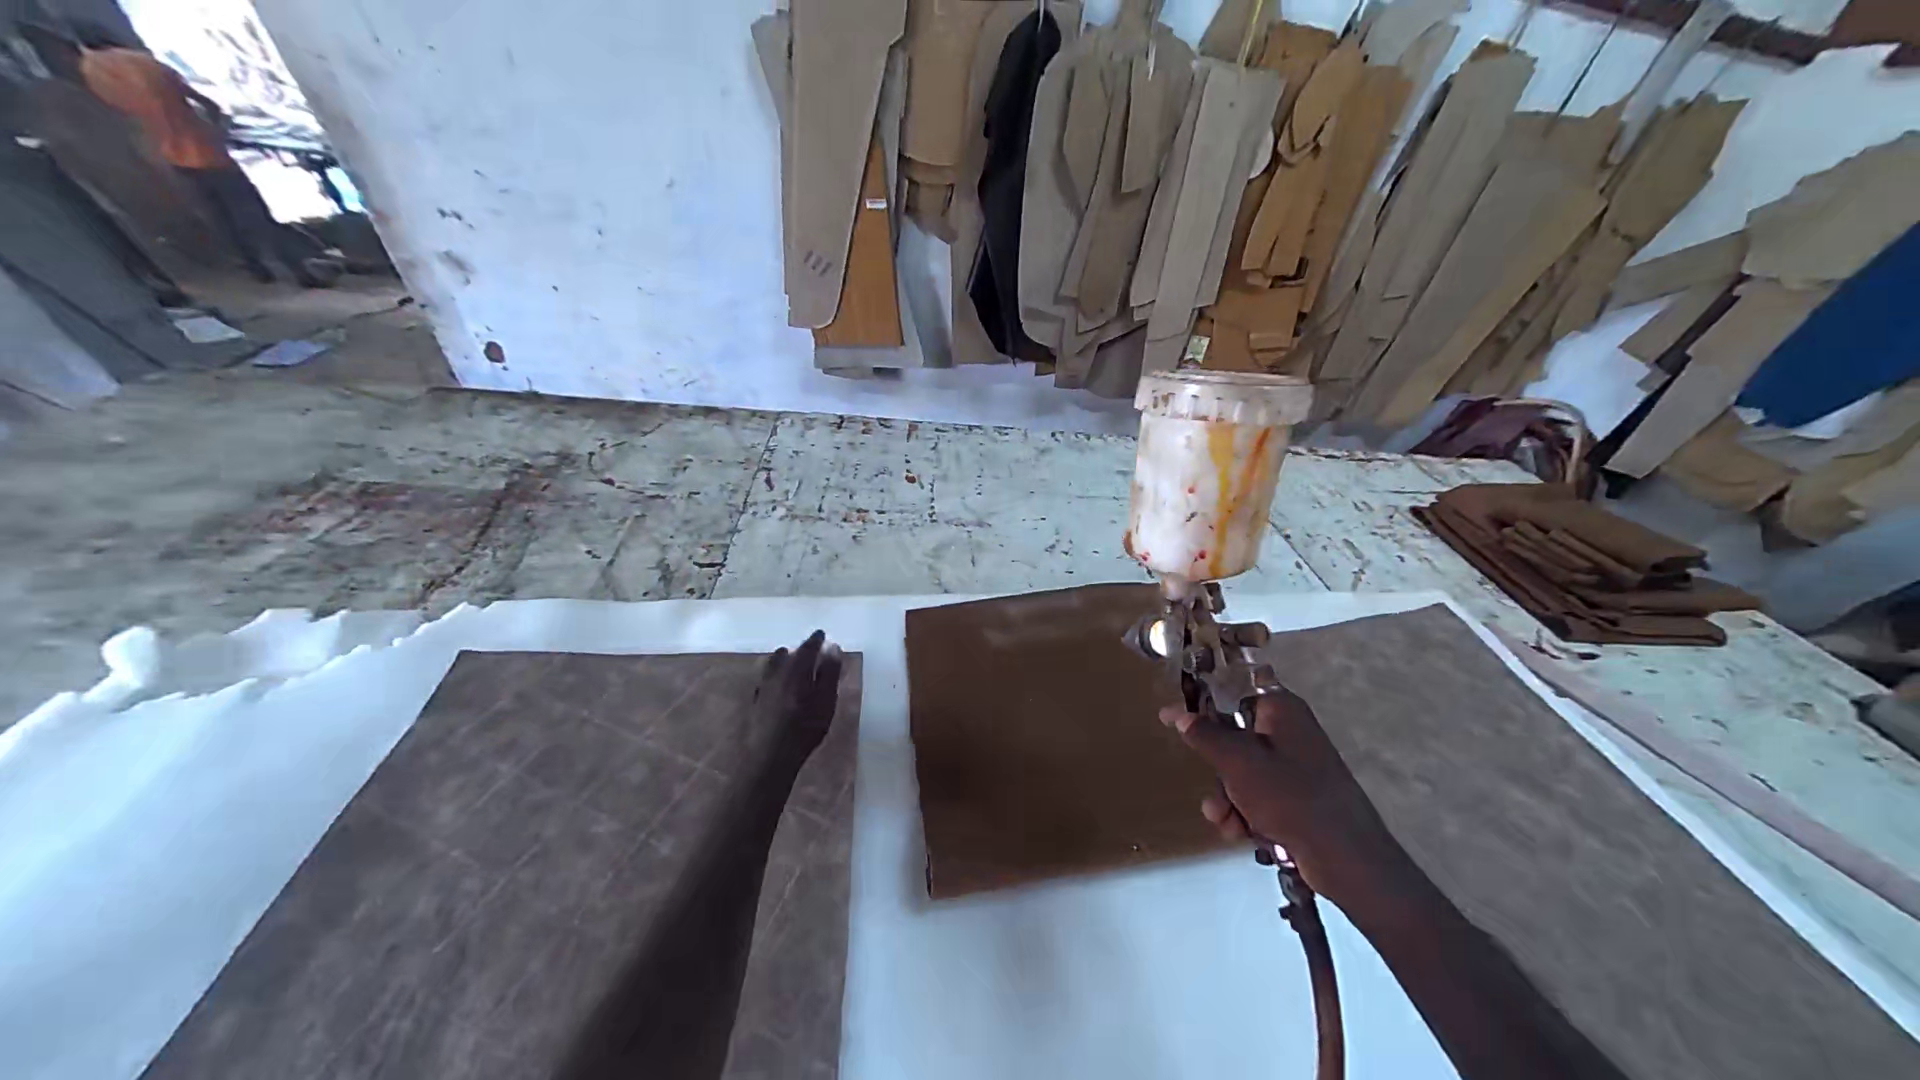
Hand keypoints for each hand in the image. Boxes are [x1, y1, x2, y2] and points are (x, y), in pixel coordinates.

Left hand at [751, 630, 843, 765]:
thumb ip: (829, 673)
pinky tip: (775, 685)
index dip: (815, 640)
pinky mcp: (753, 703)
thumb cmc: (804, 728)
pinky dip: (773, 676)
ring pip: (772, 666)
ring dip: (782, 661)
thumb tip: (832, 646)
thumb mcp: (825, 701)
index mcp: (795, 670)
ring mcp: (761, 689)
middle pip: (786, 655)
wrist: (768, 757)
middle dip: (798, 650)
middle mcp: (775, 674)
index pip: (807, 648)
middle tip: (808, 650)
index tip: (822, 634)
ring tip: (790, 662)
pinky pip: (764, 680)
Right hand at [1160, 688, 1394, 899]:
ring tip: (1226, 822)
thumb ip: (1205, 734)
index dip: (1202, 703)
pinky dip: (1245, 813)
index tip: (1172, 717)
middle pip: (1233, 737)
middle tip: (1213, 790)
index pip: (1232, 691)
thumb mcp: (1237, 762)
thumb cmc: (1290, 797)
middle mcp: (1288, 732)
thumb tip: (1180, 713)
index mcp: (1280, 710)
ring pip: (1242, 772)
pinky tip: (1242, 833)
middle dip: (1217, 771)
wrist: (1346, 859)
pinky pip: (1258, 796)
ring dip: (1227, 798)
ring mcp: (1295, 766)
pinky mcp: (1299, 797)